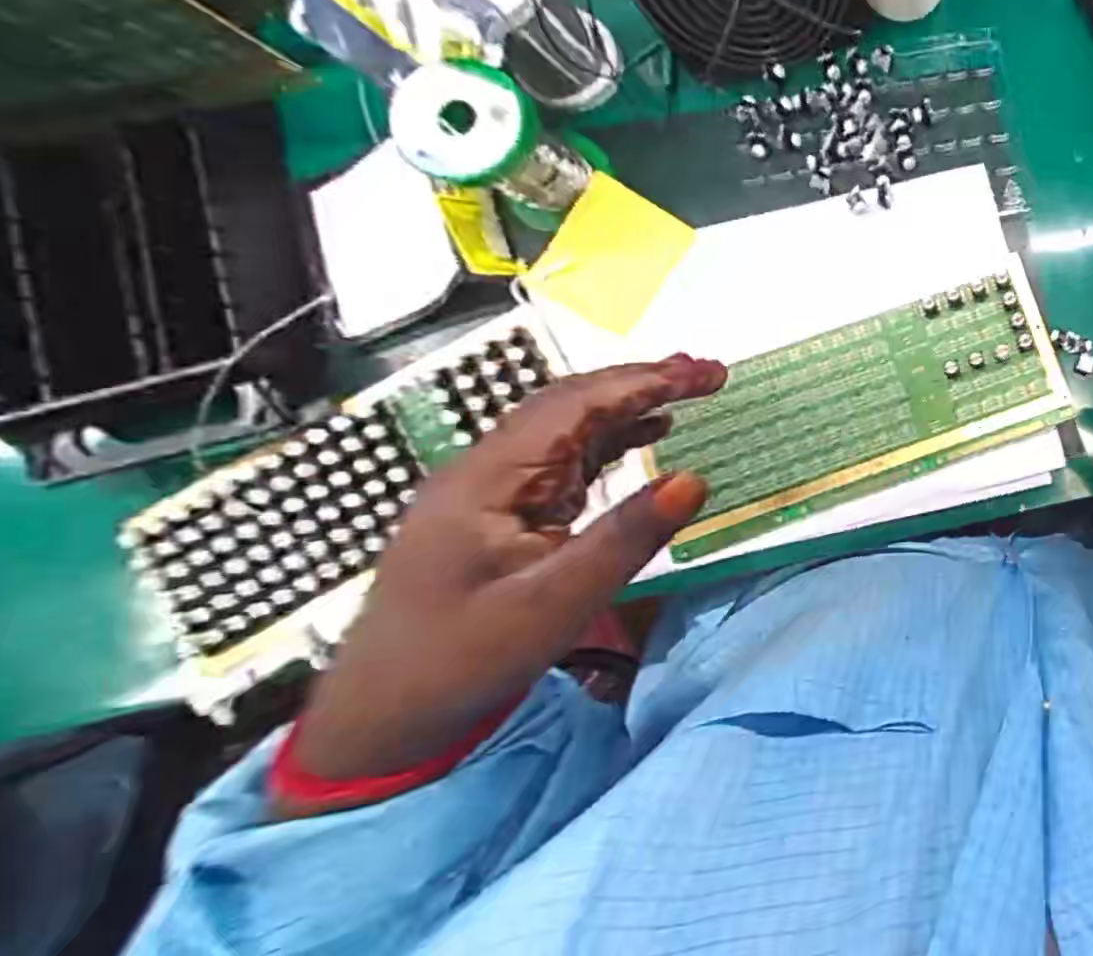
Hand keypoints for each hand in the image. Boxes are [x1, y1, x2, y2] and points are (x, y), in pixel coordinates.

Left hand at [284, 355, 725, 800]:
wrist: (385, 718)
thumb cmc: (462, 661)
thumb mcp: (554, 605)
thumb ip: (626, 539)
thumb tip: (694, 481)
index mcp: (488, 479)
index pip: (574, 406)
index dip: (642, 382)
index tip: (702, 373)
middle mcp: (489, 470)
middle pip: (571, 405)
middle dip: (642, 383)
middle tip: (707, 374)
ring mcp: (497, 489)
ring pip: (570, 428)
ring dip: (630, 406)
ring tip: (686, 393)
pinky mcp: (508, 512)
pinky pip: (567, 460)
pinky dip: (613, 440)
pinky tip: (644, 435)